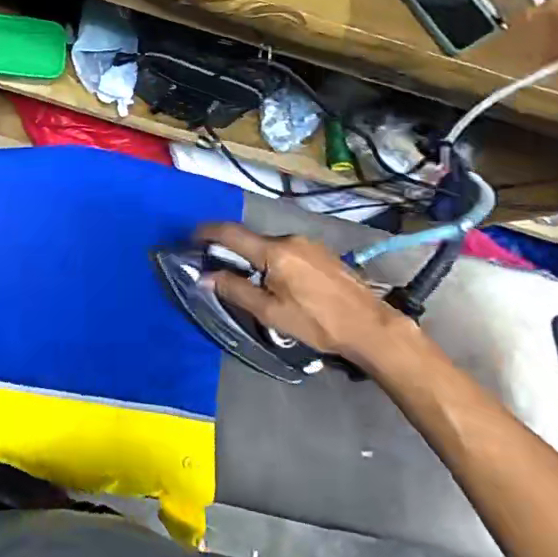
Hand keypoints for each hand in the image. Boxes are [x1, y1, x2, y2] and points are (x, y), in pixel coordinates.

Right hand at [193, 223, 412, 368]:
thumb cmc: (316, 322)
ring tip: (255, 286)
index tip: (191, 236)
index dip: (208, 232)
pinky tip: (283, 284)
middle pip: (253, 242)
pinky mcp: (323, 252)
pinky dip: (277, 262)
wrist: (366, 324)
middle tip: (221, 273)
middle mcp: (291, 239)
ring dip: (258, 261)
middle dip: (234, 253)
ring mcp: (310, 243)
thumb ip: (236, 290)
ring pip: (273, 248)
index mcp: (275, 252)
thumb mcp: (271, 313)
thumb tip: (205, 277)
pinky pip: (290, 251)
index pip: (232, 234)